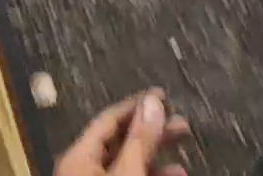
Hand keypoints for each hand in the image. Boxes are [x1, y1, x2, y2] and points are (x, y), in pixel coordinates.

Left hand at [55, 90, 191, 175]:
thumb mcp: (127, 172)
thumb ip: (140, 138)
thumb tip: (154, 100)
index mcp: (79, 154)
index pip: (110, 116)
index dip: (138, 103)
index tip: (165, 94)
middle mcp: (81, 167)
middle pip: (121, 139)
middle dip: (153, 129)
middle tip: (181, 122)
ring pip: (126, 161)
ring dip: (155, 154)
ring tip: (183, 147)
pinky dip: (149, 172)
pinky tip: (173, 172)